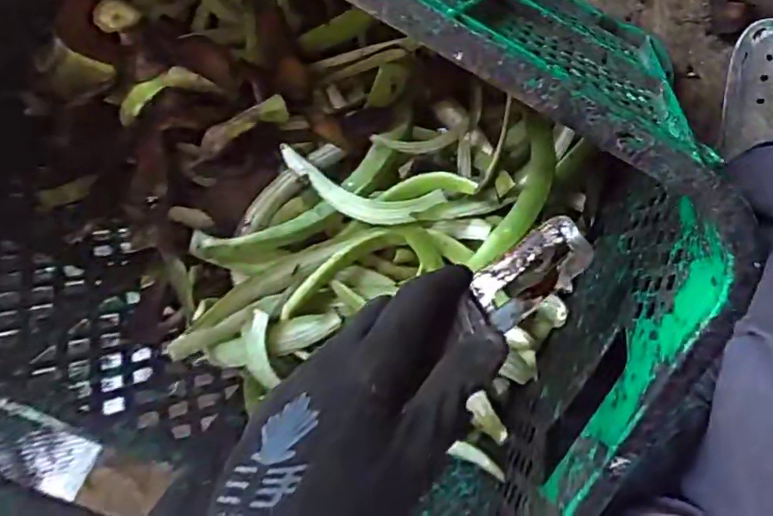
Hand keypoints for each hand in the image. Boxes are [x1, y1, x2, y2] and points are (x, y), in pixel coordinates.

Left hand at [207, 266, 505, 515]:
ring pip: (353, 335)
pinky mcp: (277, 405)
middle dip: (417, 308)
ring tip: (407, 372)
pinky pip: (329, 362)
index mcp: (372, 358)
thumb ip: (455, 387)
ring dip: (386, 335)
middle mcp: (335, 353)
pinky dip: (357, 363)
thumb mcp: (415, 450)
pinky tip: (362, 406)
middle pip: (382, 309)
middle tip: (445, 334)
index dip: (445, 281)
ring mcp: (301, 377)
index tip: (468, 278)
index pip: (416, 295)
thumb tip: (495, 336)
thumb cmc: (351, 499)